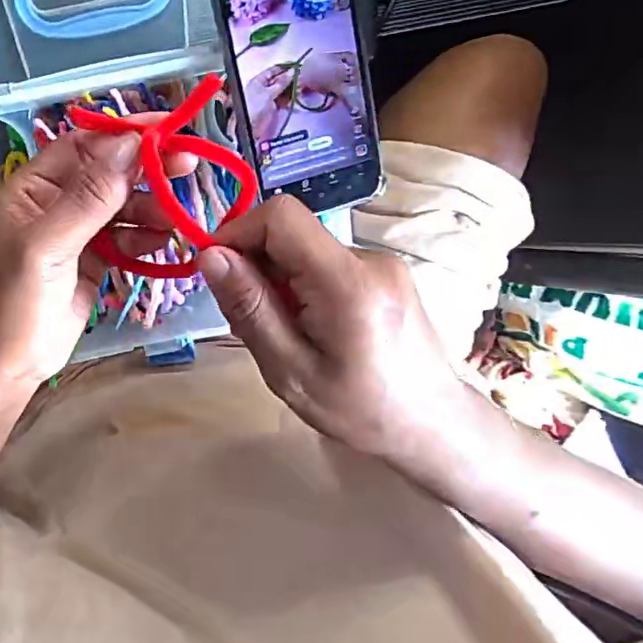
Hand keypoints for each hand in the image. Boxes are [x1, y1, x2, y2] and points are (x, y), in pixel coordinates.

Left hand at [0, 130, 163, 388]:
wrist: (5, 368)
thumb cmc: (12, 305)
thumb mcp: (46, 246)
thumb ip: (89, 197)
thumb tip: (128, 145)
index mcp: (30, 189)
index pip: (81, 147)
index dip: (123, 135)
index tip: (167, 129)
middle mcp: (53, 204)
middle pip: (107, 173)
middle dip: (145, 170)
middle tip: (189, 165)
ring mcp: (74, 233)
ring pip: (120, 206)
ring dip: (150, 208)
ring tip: (176, 218)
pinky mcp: (91, 261)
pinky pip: (124, 238)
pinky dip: (145, 236)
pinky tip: (162, 241)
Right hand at [198, 195, 459, 459]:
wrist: (433, 426)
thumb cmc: (360, 411)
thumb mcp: (290, 371)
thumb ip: (250, 309)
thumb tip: (209, 256)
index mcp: (347, 282)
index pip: (281, 216)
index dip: (237, 232)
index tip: (216, 272)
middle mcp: (368, 258)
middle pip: (290, 232)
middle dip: (254, 265)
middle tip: (249, 319)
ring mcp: (380, 262)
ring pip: (303, 249)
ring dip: (276, 280)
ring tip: (283, 332)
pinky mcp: (383, 271)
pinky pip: (323, 262)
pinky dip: (300, 286)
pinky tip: (308, 328)